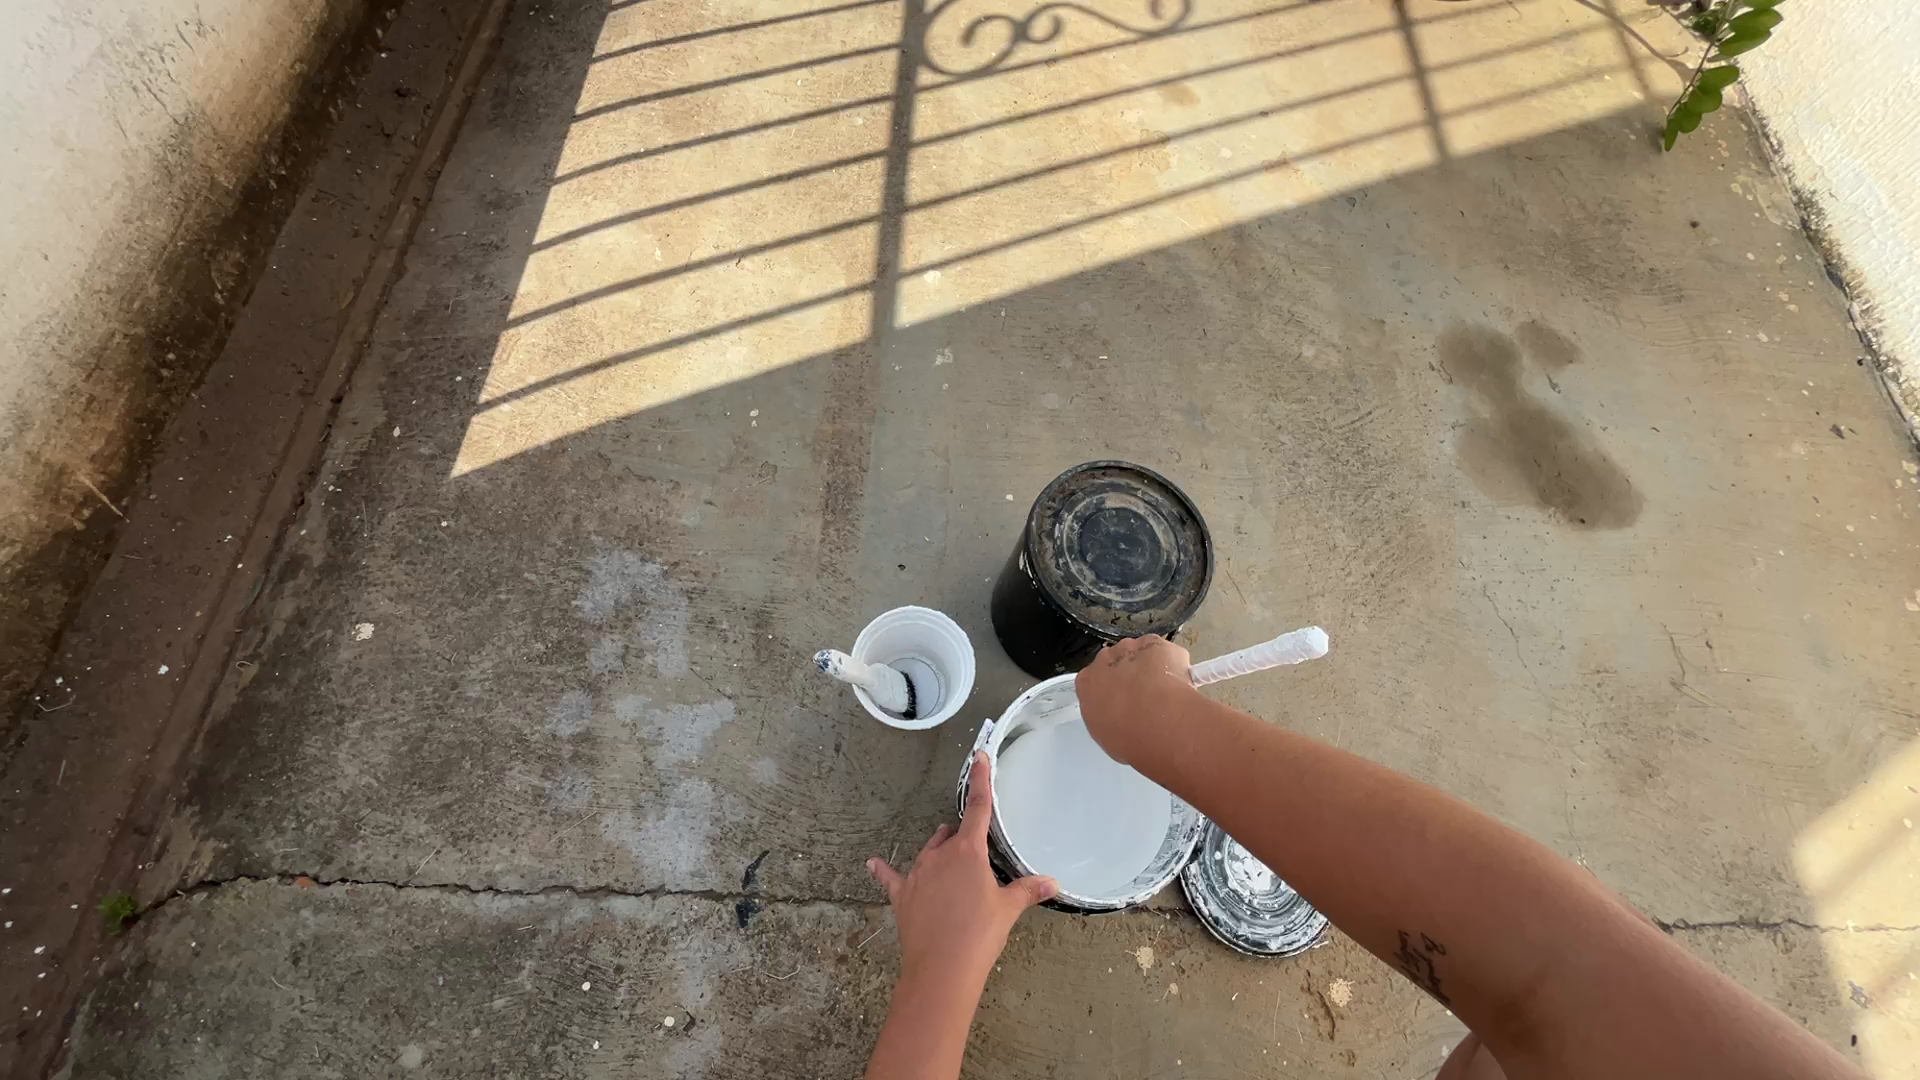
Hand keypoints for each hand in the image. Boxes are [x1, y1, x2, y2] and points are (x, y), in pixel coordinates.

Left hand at [867, 752, 1057, 983]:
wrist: (942, 970)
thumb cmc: (979, 935)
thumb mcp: (1008, 910)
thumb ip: (1028, 890)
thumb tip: (1053, 883)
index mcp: (968, 851)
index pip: (978, 807)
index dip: (981, 780)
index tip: (980, 757)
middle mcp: (940, 854)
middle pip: (952, 833)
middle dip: (963, 838)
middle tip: (977, 859)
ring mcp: (917, 873)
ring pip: (929, 851)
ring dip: (939, 852)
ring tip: (950, 867)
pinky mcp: (901, 894)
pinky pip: (890, 877)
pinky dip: (884, 871)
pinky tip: (872, 863)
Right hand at [1075, 634, 1197, 766]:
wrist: (1155, 723)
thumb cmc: (1128, 733)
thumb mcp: (1105, 734)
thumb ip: (1106, 716)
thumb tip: (1118, 719)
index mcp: (1087, 682)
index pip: (1094, 678)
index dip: (1111, 687)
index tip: (1122, 698)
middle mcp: (1105, 660)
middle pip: (1117, 661)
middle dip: (1130, 674)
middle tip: (1146, 696)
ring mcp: (1131, 649)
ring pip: (1143, 653)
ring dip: (1153, 667)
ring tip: (1166, 694)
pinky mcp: (1156, 645)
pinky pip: (1166, 652)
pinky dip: (1174, 663)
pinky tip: (1178, 685)